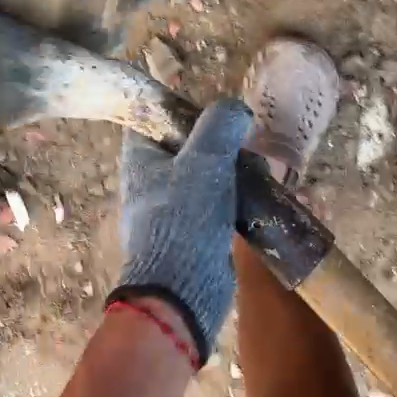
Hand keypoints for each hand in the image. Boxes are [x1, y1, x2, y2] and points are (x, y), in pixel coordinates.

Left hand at [107, 100, 251, 366]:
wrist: (181, 290)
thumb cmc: (184, 216)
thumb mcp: (205, 158)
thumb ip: (220, 125)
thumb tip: (236, 110)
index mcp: (139, 156)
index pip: (153, 116)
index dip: (181, 106)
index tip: (215, 108)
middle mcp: (147, 180)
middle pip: (183, 145)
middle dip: (216, 141)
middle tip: (244, 138)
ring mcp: (166, 209)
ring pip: (201, 175)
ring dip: (228, 170)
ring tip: (256, 165)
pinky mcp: (188, 234)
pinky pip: (211, 204)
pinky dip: (232, 197)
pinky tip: (256, 195)